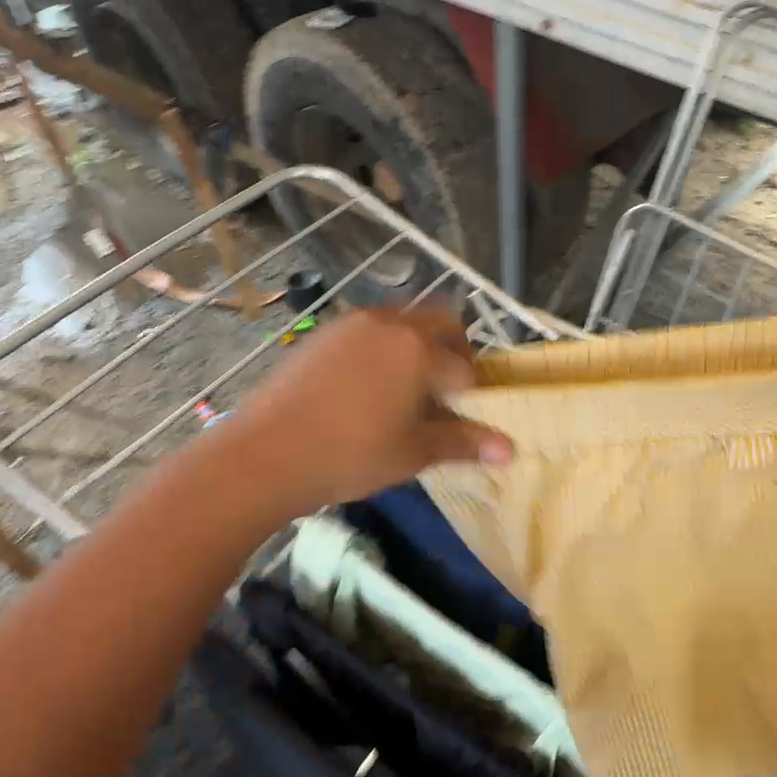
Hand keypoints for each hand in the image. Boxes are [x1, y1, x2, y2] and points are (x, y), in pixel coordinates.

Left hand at [218, 306, 512, 512]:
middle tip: (447, 391)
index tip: (466, 419)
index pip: (465, 366)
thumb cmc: (351, 455)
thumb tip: (510, 449)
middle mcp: (390, 323)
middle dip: (454, 351)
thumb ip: (463, 442)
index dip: (472, 394)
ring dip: (418, 345)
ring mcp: (352, 324)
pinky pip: (369, 331)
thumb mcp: (413, 452)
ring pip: (403, 321)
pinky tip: (367, 389)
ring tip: (407, 390)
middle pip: (440, 321)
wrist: (266, 453)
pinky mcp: (323, 334)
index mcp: (420, 348)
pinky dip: (383, 349)